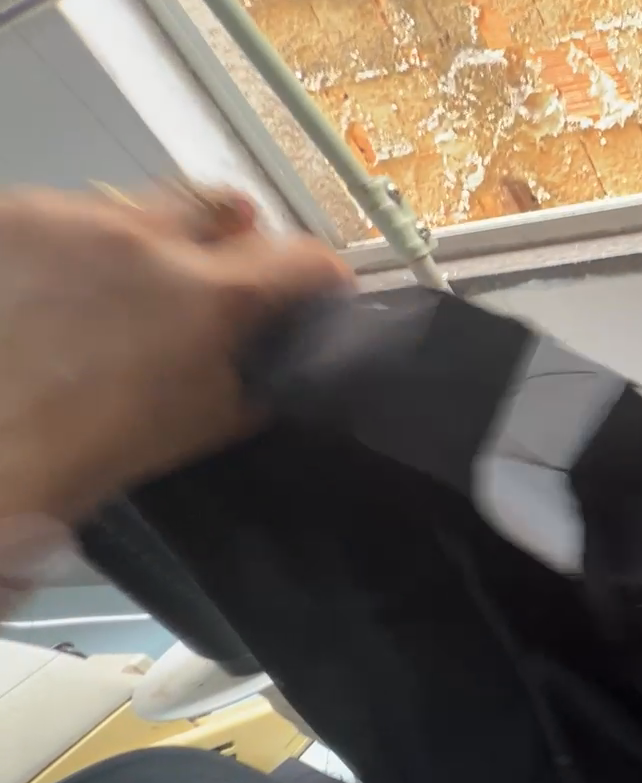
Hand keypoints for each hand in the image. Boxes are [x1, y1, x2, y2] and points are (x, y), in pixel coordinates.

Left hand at [0, 187, 348, 520]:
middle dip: (235, 234)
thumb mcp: (230, 406)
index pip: (305, 255)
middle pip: (218, 203)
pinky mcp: (2, 215)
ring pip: (137, 207)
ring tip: (131, 281)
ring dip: (151, 238)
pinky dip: (84, 243)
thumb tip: (280, 334)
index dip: (324, 271)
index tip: (323, 285)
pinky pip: (67, 214)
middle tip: (227, 266)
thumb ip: (265, 355)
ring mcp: (64, 217)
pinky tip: (70, 283)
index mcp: (216, 292)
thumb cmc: (124, 434)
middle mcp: (146, 238)